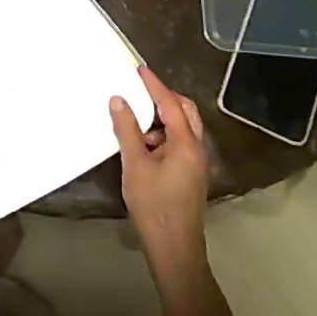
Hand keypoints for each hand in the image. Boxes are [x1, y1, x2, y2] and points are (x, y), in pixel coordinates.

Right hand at [109, 66, 208, 275]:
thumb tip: (119, 100)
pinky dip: (164, 136)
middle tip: (140, 91)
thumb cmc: (154, 205)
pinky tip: (145, 147)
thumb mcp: (135, 165)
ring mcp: (197, 162)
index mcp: (186, 142)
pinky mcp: (192, 174)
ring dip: (163, 120)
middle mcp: (198, 148)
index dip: (154, 85)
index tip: (140, 69)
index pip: (170, 103)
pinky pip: (181, 142)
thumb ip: (127, 130)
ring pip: (184, 128)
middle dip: (164, 98)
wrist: (174, 247)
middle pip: (185, 111)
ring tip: (137, 126)